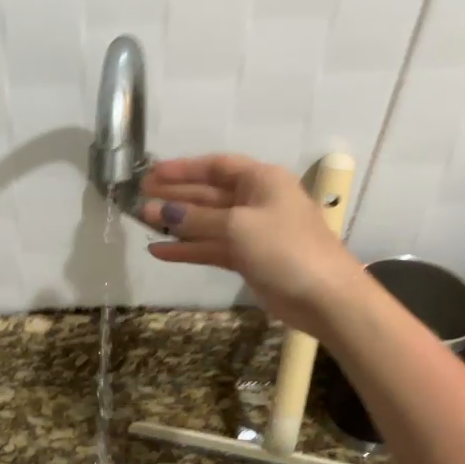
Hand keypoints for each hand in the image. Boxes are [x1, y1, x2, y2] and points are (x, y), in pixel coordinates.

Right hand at [140, 154, 356, 322]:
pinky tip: (159, 251)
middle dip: (176, 195)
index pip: (216, 166)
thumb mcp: (238, 227)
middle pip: (208, 193)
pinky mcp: (248, 259)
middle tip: (140, 197)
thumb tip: (161, 210)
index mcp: (262, 180)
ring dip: (177, 223)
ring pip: (207, 222)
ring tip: (142, 222)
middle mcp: (256, 200)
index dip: (183, 169)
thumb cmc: (286, 248)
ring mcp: (252, 231)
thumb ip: (197, 219)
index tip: (152, 174)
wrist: (325, 297)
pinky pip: (211, 247)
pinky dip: (188, 249)